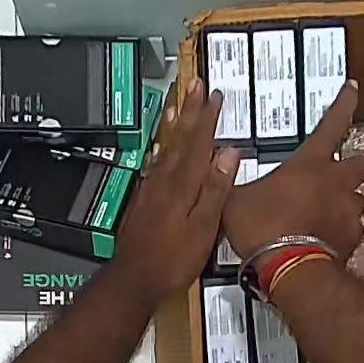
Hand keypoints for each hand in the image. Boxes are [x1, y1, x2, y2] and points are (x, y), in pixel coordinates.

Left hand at [108, 79, 240, 305]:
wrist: (135, 277)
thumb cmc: (173, 258)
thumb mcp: (203, 227)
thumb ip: (215, 190)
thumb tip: (228, 154)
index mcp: (182, 185)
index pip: (198, 143)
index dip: (208, 118)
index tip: (215, 95)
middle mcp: (164, 181)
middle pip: (179, 139)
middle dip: (189, 111)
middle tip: (195, 85)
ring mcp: (151, 189)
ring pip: (165, 148)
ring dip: (174, 125)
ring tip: (178, 105)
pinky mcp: (143, 200)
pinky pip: (155, 164)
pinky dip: (161, 148)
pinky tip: (162, 145)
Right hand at [222, 81, 363, 259]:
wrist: (288, 269)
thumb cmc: (262, 228)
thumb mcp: (234, 201)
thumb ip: (230, 183)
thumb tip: (218, 167)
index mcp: (309, 164)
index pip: (332, 122)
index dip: (344, 103)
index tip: (353, 89)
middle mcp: (336, 182)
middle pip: (359, 163)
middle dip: (349, 166)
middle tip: (330, 177)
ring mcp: (348, 210)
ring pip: (357, 198)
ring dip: (343, 202)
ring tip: (321, 214)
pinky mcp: (353, 238)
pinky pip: (352, 229)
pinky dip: (340, 231)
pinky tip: (322, 239)